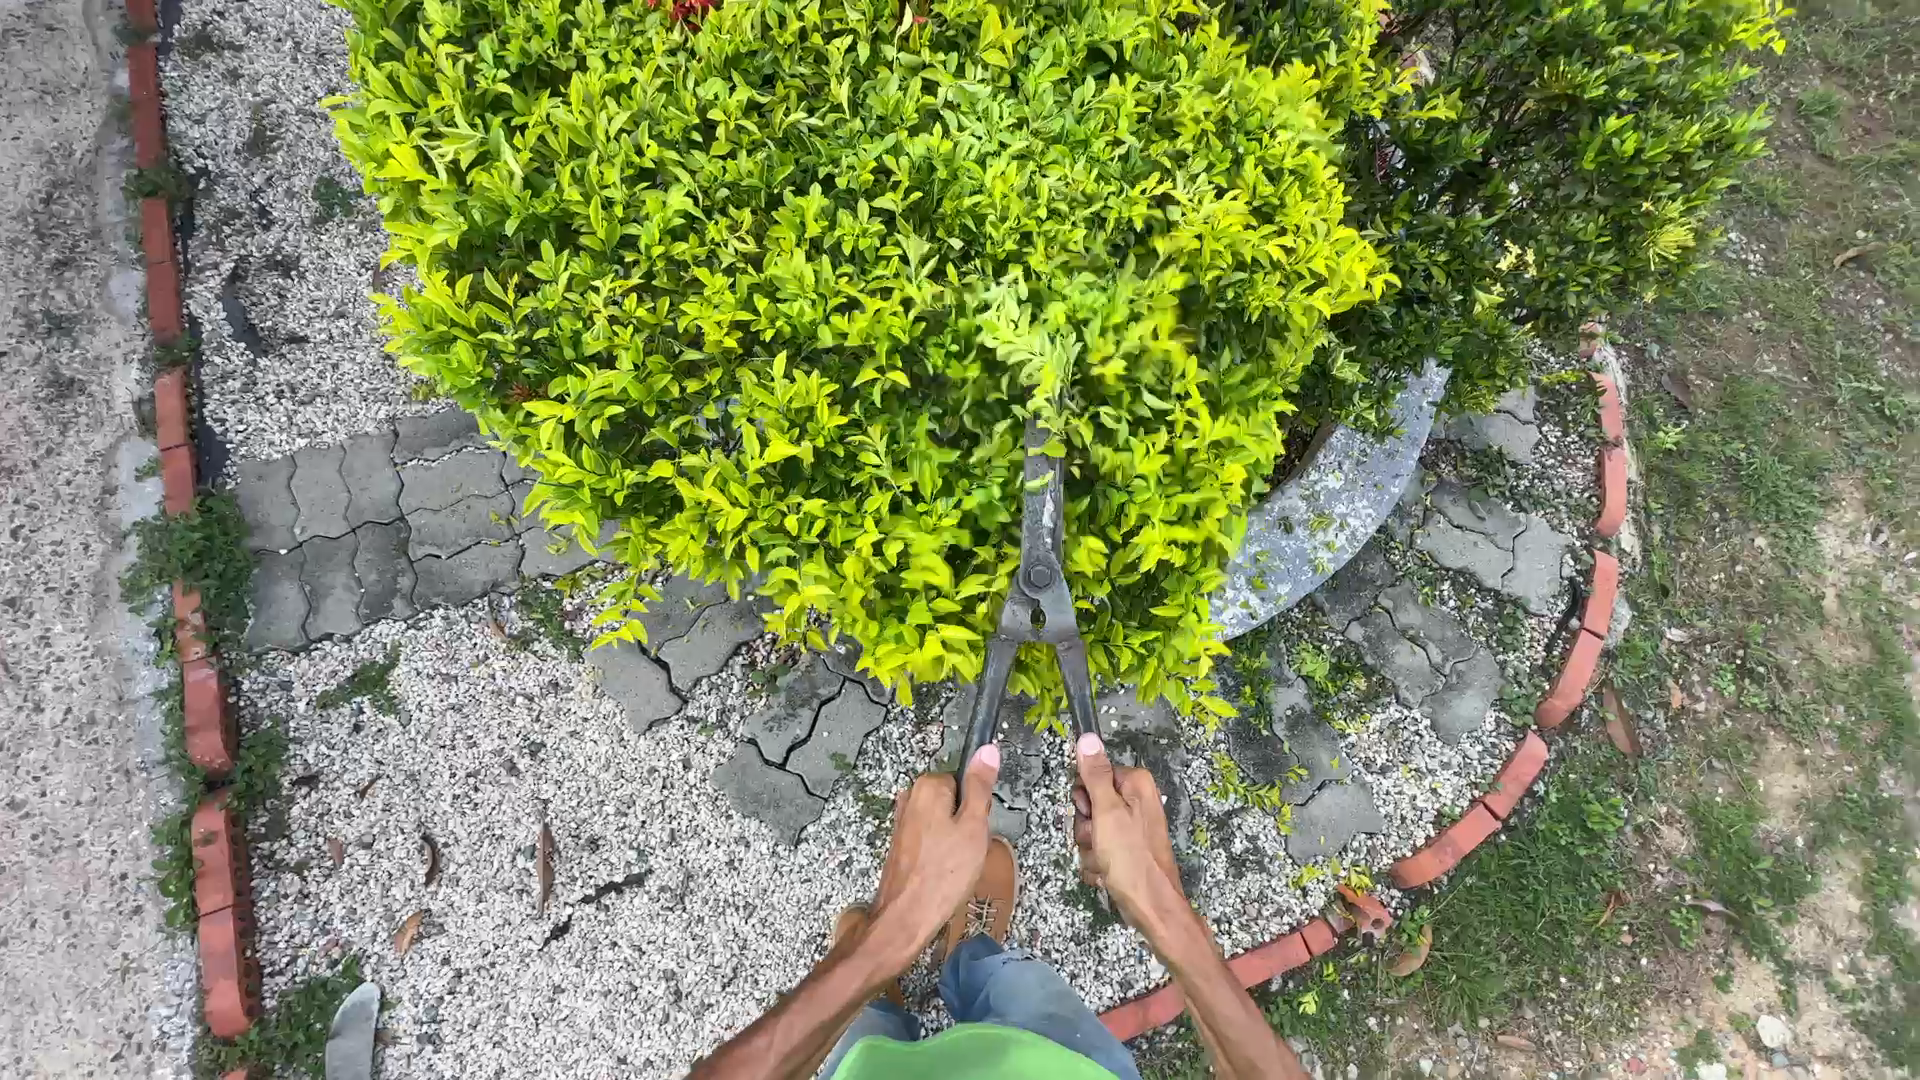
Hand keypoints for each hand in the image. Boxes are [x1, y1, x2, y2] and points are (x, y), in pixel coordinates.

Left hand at [867, 744, 1000, 966]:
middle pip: (953, 800)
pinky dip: (940, 853)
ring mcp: (903, 819)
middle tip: (966, 850)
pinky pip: (931, 838)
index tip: (974, 830)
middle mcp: (911, 796)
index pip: (965, 783)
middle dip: (964, 823)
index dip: (975, 808)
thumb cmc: (944, 874)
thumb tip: (988, 750)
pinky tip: (943, 872)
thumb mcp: (973, 826)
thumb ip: (980, 786)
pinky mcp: (901, 841)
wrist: (905, 917)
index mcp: (928, 785)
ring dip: (953, 840)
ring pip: (943, 821)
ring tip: (954, 864)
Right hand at [1073, 733, 1185, 929]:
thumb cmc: (1131, 859)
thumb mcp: (1107, 812)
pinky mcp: (1126, 849)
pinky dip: (1097, 863)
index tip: (1090, 814)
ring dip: (1090, 848)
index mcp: (1135, 784)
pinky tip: (1108, 873)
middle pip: (1089, 803)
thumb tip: (1087, 737)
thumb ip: (1094, 775)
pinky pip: (1098, 849)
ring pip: (1090, 829)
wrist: (1152, 909)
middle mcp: (1136, 800)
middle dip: (1086, 827)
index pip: (1092, 774)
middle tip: (1098, 840)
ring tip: (1105, 861)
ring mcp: (1131, 827)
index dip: (1085, 796)